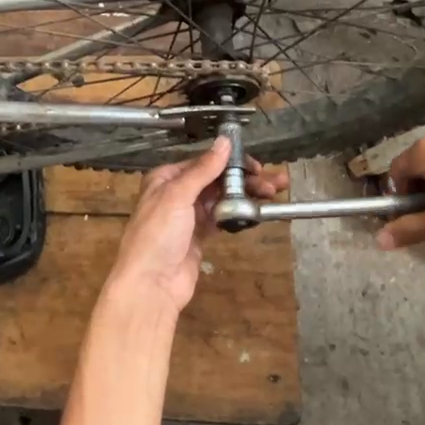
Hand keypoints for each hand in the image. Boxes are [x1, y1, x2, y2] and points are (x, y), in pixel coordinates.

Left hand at [108, 139, 289, 310]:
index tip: (256, 165)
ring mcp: (188, 217)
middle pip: (215, 180)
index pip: (203, 162)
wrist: (151, 284)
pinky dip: (238, 214)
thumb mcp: (178, 195)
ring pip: (222, 199)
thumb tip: (224, 141)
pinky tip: (256, 211)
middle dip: (244, 179)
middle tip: (273, 182)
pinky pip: (222, 219)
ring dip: (246, 196)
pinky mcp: (199, 237)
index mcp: (166, 178)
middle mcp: (176, 194)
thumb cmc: (158, 234)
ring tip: (272, 194)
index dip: (230, 162)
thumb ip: (203, 169)